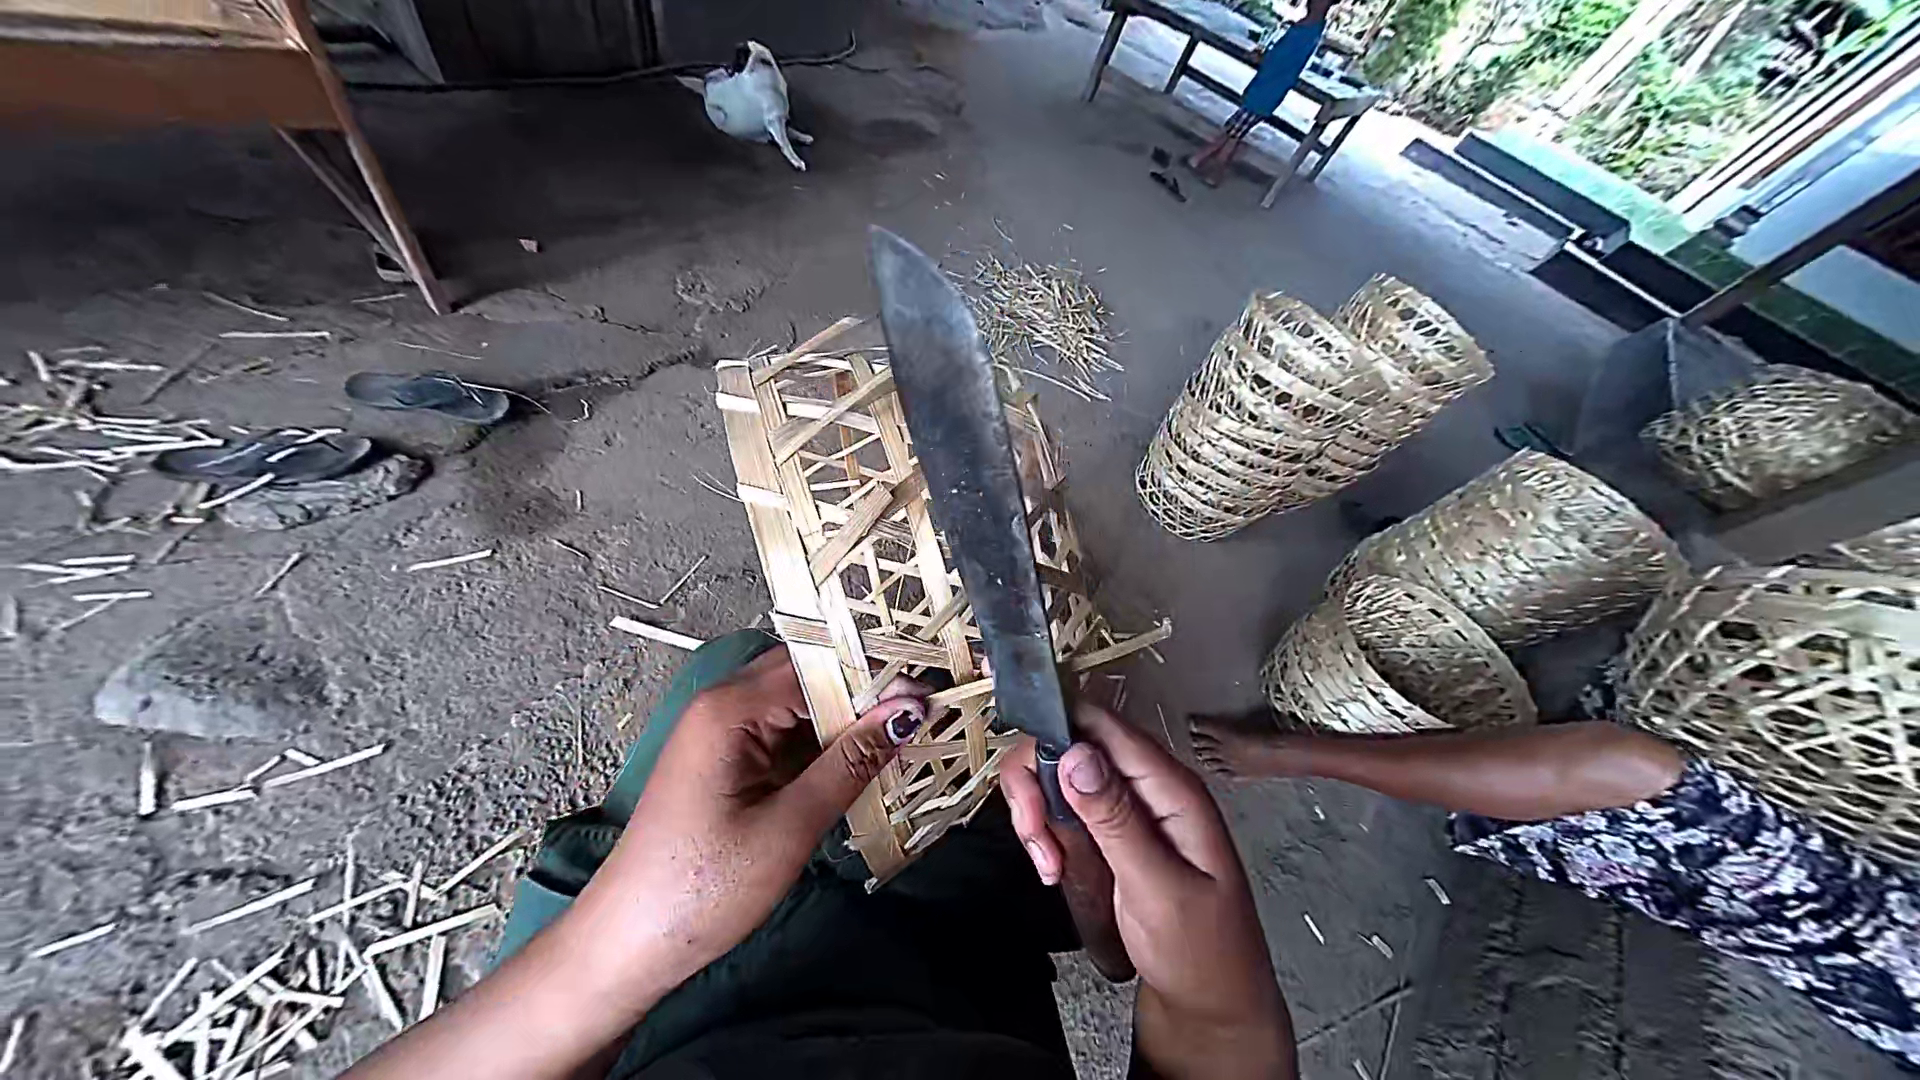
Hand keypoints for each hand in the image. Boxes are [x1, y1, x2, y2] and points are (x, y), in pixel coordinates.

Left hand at [339, 648, 927, 1079]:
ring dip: (847, 718)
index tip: (930, 690)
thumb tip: (914, 706)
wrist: (626, 948)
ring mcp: (724, 728)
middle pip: (810, 674)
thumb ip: (853, 759)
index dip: (876, 675)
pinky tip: (861, 758)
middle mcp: (724, 702)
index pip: (820, 665)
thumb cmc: (706, 887)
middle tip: (923, 709)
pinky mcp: (729, 755)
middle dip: (865, 691)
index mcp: (731, 706)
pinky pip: (786, 729)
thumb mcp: (791, 824)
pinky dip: (823, 742)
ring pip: (801, 702)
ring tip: (904, 731)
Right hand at [1002, 704, 1294, 1079]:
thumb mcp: (1158, 890)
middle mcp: (1147, 784)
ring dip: (1037, 809)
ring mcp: (1127, 805)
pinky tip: (1052, 864)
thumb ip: (1116, 821)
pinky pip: (1063, 804)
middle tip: (1033, 833)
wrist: (1210, 1005)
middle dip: (1039, 780)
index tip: (1029, 777)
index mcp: (1171, 787)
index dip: (1058, 734)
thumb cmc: (1200, 955)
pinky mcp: (1110, 826)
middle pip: (1072, 744)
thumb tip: (1076, 755)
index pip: (1104, 725)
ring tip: (1047, 861)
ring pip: (1059, 773)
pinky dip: (1045, 828)